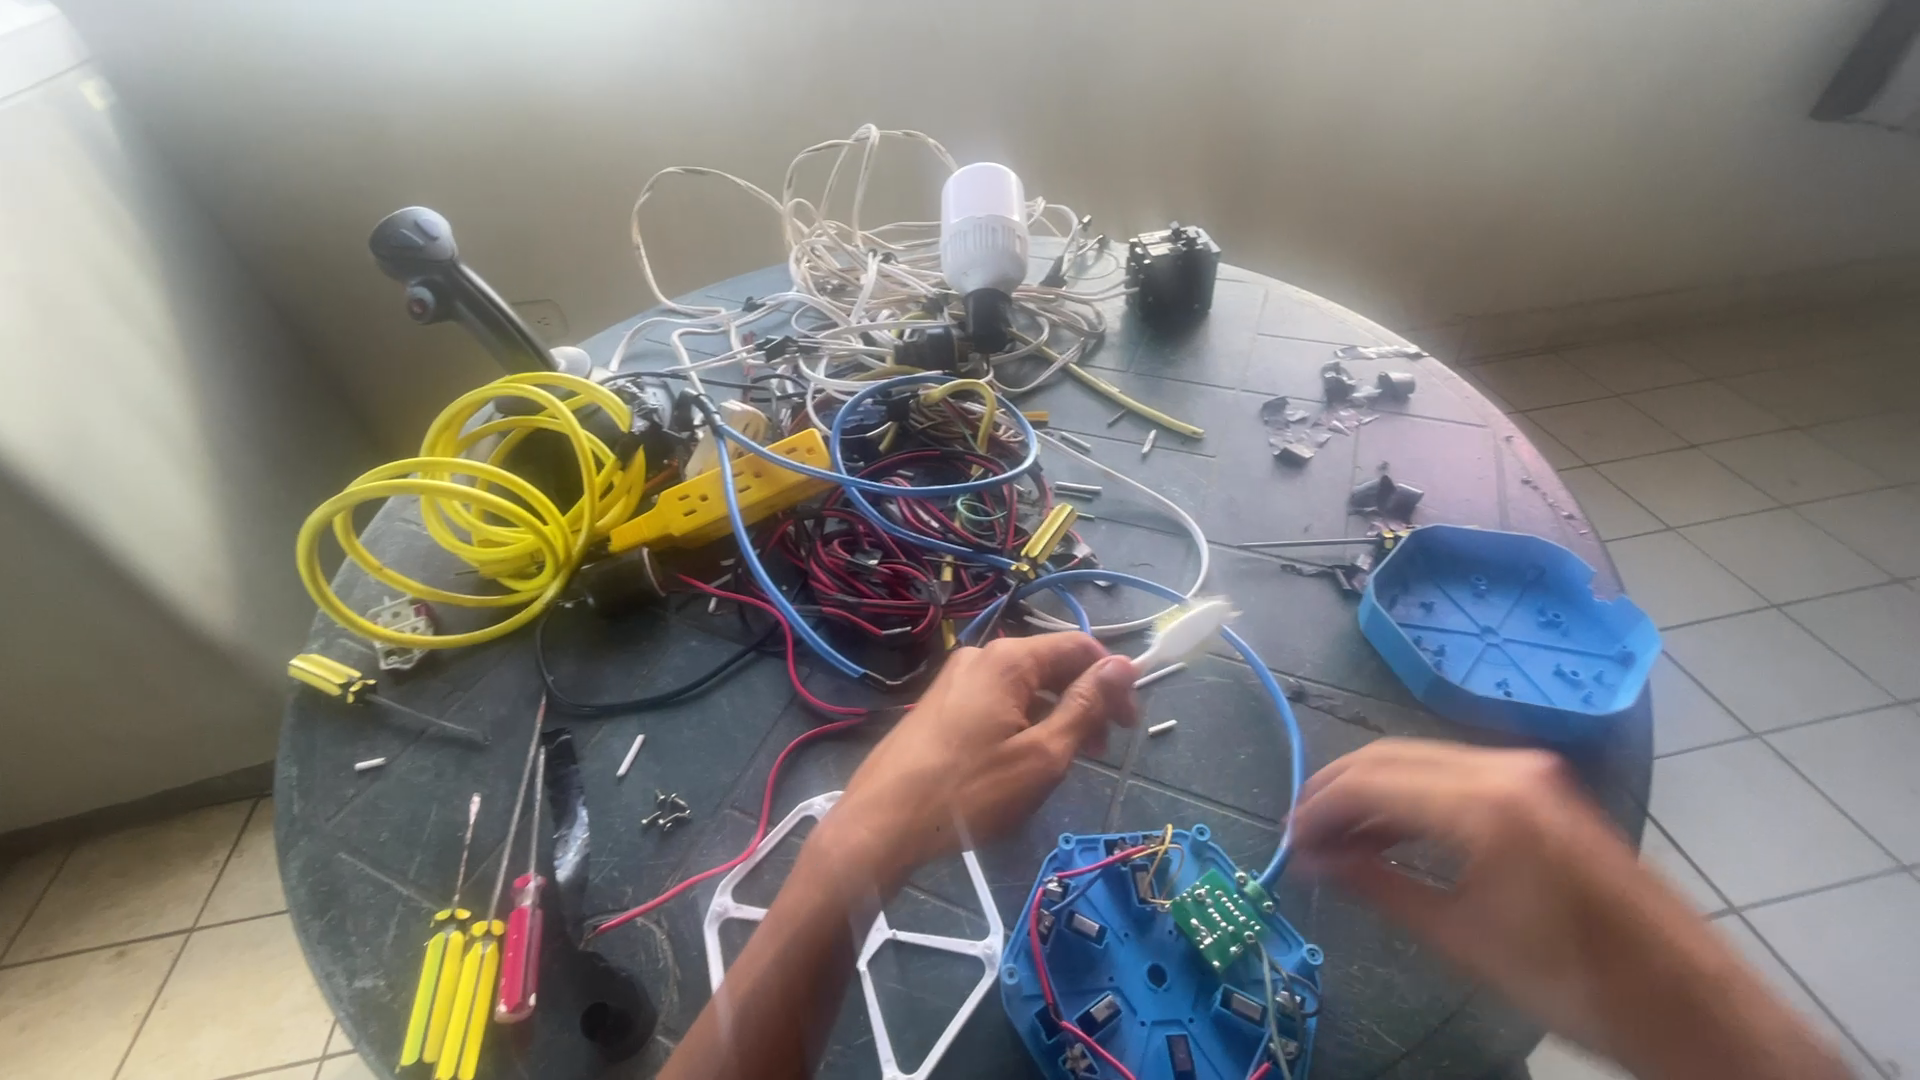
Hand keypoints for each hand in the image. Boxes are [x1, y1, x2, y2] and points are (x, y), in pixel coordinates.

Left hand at [823, 634, 1137, 889]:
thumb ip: (1086, 706)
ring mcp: (954, 680)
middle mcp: (980, 657)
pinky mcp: (939, 705)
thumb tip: (1124, 664)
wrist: (882, 823)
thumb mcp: (1043, 754)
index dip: (1113, 681)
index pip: (1079, 647)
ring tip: (1061, 763)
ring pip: (1023, 687)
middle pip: (1050, 665)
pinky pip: (995, 702)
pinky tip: (1020, 763)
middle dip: (1083, 702)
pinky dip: (1022, 723)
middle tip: (1098, 753)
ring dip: (1053, 716)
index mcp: (1008, 659)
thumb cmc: (970, 791)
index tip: (1128, 726)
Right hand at [1290, 739, 1848, 1079]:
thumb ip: (1375, 885)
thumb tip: (1312, 860)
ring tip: (1336, 836)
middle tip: (1303, 834)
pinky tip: (1386, 830)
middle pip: (1387, 757)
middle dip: (1336, 793)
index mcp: (1484, 805)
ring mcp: (1526, 770)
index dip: (1318, 809)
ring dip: (1370, 792)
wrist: (1695, 1006)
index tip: (1289, 840)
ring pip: (1415, 759)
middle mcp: (1503, 768)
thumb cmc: (1573, 983)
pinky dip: (1410, 795)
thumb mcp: (1460, 938)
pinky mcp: (1539, 783)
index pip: (1369, 784)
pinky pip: (1450, 772)